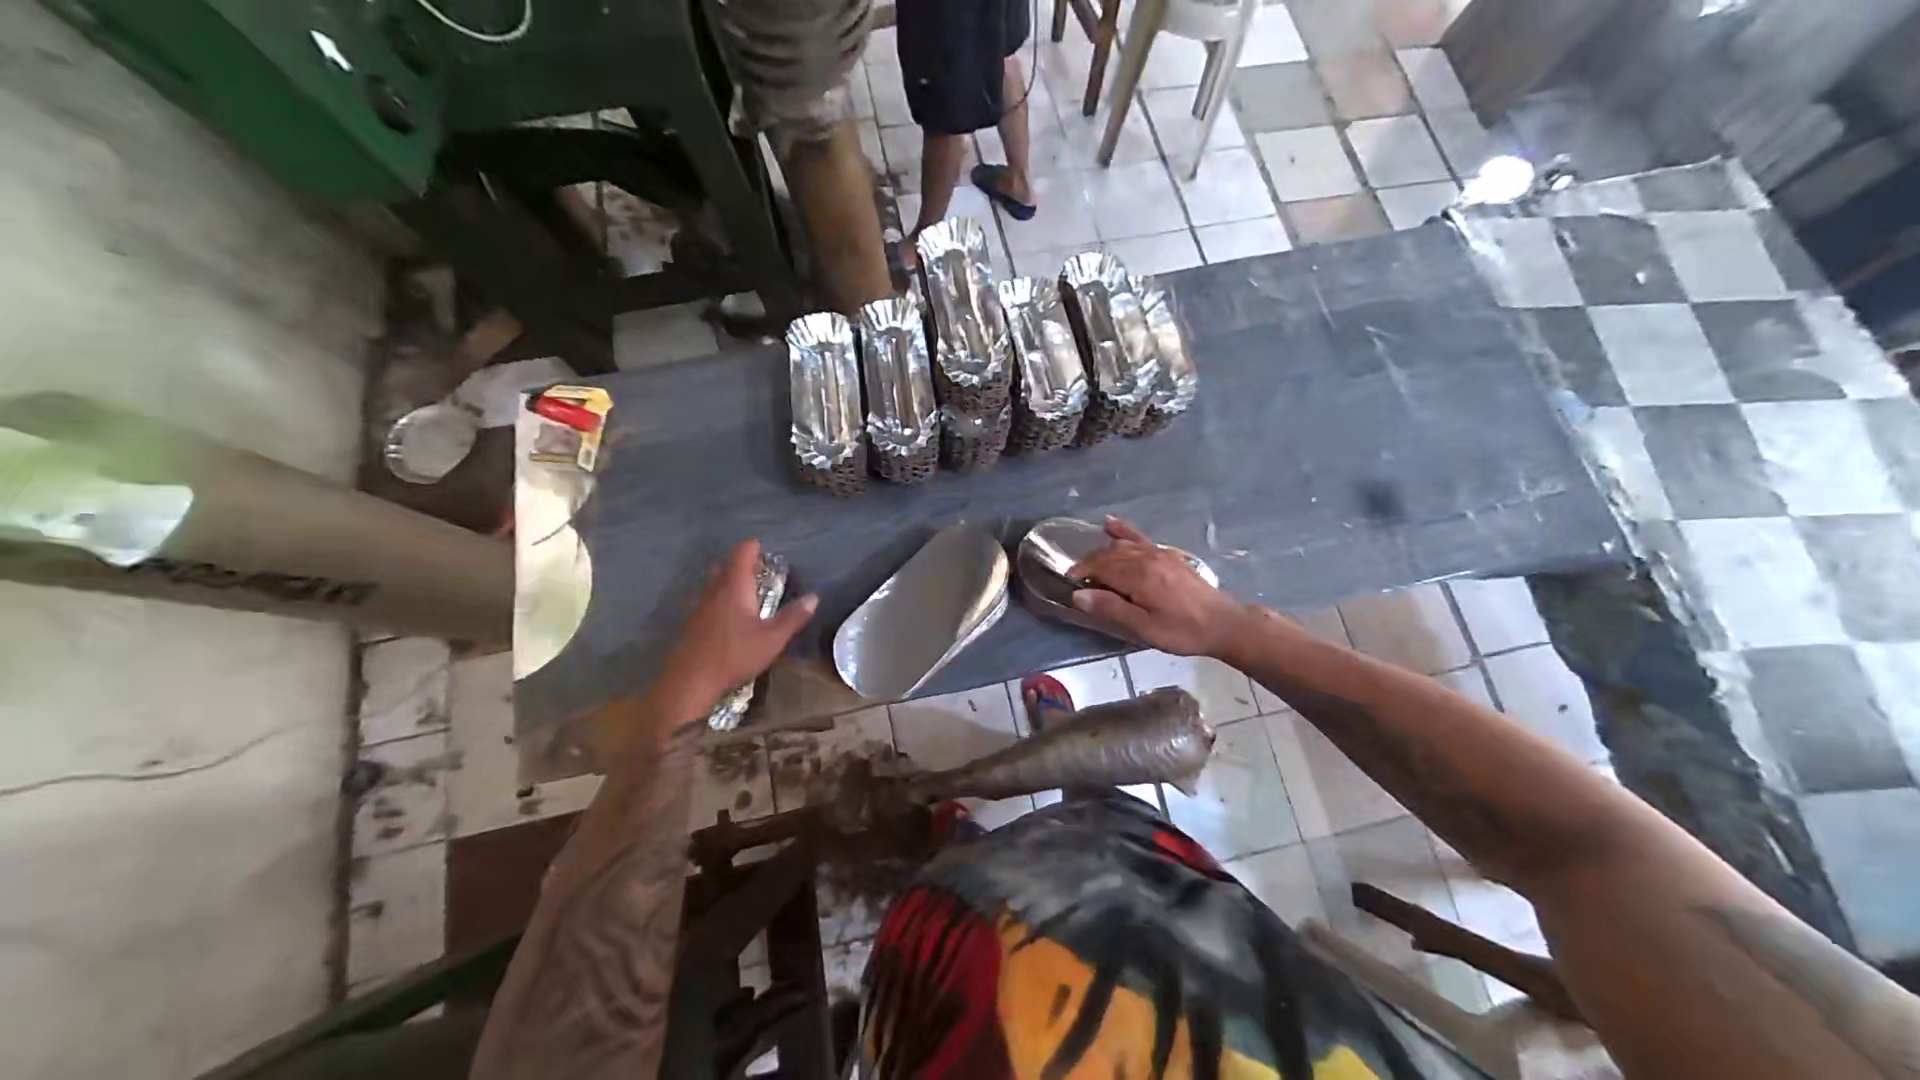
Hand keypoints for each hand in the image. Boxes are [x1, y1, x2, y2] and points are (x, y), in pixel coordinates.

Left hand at [650, 540, 816, 720]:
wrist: (690, 681)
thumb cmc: (734, 655)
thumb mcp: (772, 639)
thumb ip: (793, 617)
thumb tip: (813, 597)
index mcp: (735, 586)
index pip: (743, 551)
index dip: (756, 548)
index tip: (770, 556)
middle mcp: (715, 589)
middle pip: (726, 564)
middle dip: (744, 565)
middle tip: (762, 577)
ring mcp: (700, 605)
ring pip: (715, 582)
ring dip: (731, 582)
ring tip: (750, 597)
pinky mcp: (692, 621)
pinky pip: (708, 599)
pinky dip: (721, 600)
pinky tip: (731, 619)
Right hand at [1066, 517, 1250, 656]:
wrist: (1223, 624)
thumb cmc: (1182, 630)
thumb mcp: (1144, 628)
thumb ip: (1111, 609)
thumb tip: (1078, 595)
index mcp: (1139, 575)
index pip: (1101, 566)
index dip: (1082, 571)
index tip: (1069, 580)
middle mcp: (1147, 558)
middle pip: (1109, 554)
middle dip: (1090, 563)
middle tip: (1078, 579)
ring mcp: (1159, 553)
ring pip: (1123, 545)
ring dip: (1103, 552)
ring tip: (1090, 564)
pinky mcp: (1168, 555)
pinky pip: (1140, 538)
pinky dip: (1123, 531)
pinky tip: (1110, 524)